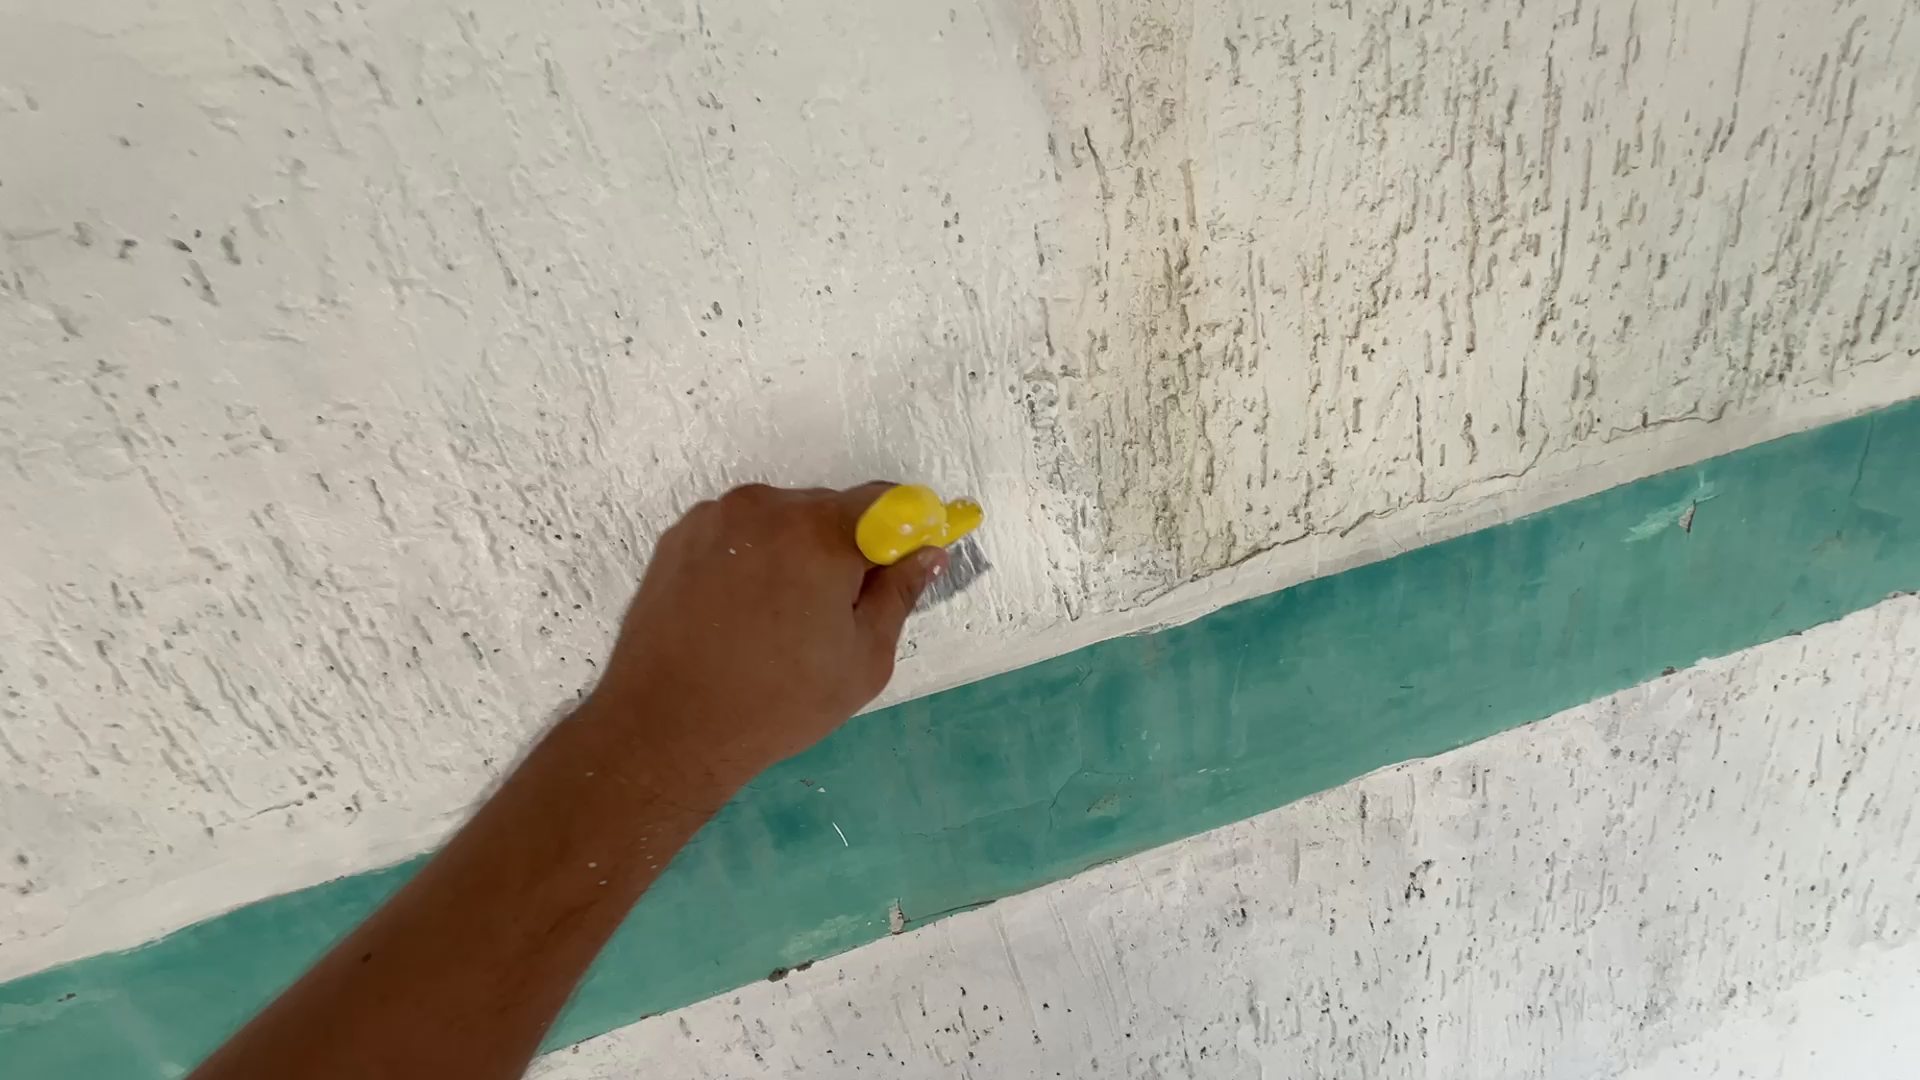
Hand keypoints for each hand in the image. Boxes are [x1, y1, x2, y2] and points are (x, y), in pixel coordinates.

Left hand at [594, 482, 947, 787]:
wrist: (665, 730)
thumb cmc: (778, 702)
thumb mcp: (864, 659)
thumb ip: (900, 594)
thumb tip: (928, 552)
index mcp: (819, 534)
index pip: (888, 501)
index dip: (905, 529)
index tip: (901, 566)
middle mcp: (766, 506)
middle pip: (832, 508)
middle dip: (846, 546)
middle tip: (835, 609)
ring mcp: (716, 516)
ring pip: (784, 518)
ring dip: (798, 550)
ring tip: (779, 615)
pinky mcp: (680, 533)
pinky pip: (741, 531)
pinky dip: (755, 555)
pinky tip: (740, 609)